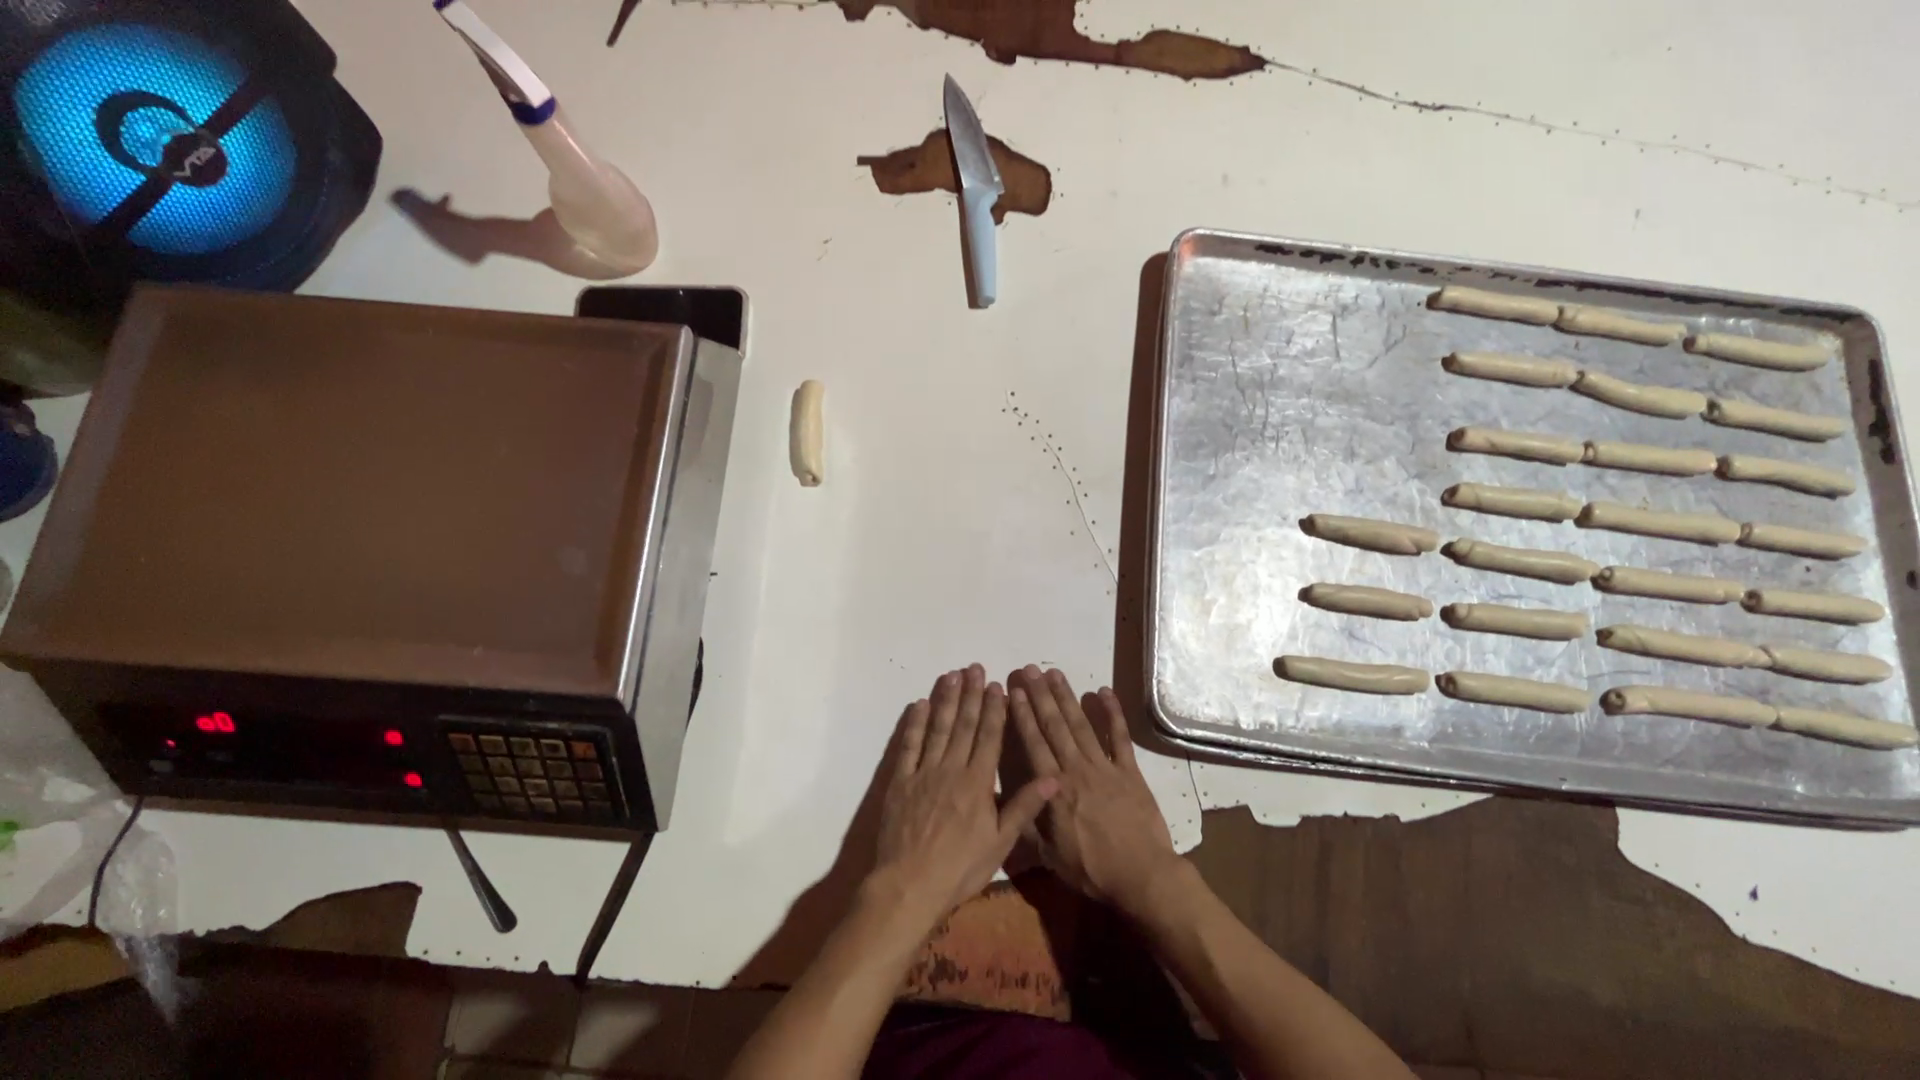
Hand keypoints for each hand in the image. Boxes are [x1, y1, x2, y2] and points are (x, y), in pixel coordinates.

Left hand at [868, 665, 1058, 928]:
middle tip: (974, 668)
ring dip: (945, 700)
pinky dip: (915, 724)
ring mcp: (923, 773)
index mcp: (978, 783)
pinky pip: (908, 746)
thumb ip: (1024, 807)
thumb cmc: (960, 868)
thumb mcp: (1000, 843)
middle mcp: (951, 770)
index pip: (989, 738)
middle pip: (963, 725)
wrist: (910, 884)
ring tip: (951, 676)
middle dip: (971, 695)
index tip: (997, 686)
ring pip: (937, 729)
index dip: (994, 710)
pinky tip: (920, 705)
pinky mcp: (900, 782)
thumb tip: (1053, 778)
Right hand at [1008, 667, 1181, 918]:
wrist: (1142, 874)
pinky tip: (1103, 692)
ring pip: (1081, 725)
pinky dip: (1112, 713)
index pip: (1034, 744)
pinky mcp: (1130, 772)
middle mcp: (1076, 770)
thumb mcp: (1049, 856)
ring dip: (1067, 697)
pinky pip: (1120, 737)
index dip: (1022, 716)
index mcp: (1055, 789)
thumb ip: (1028, 825)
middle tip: (1029, 670)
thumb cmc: (1092, 870)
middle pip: (1055, 726)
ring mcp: (1105, 768)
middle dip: (1040, 696)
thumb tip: (1004, 803)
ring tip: (1054, 673)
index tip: (1012, 692)